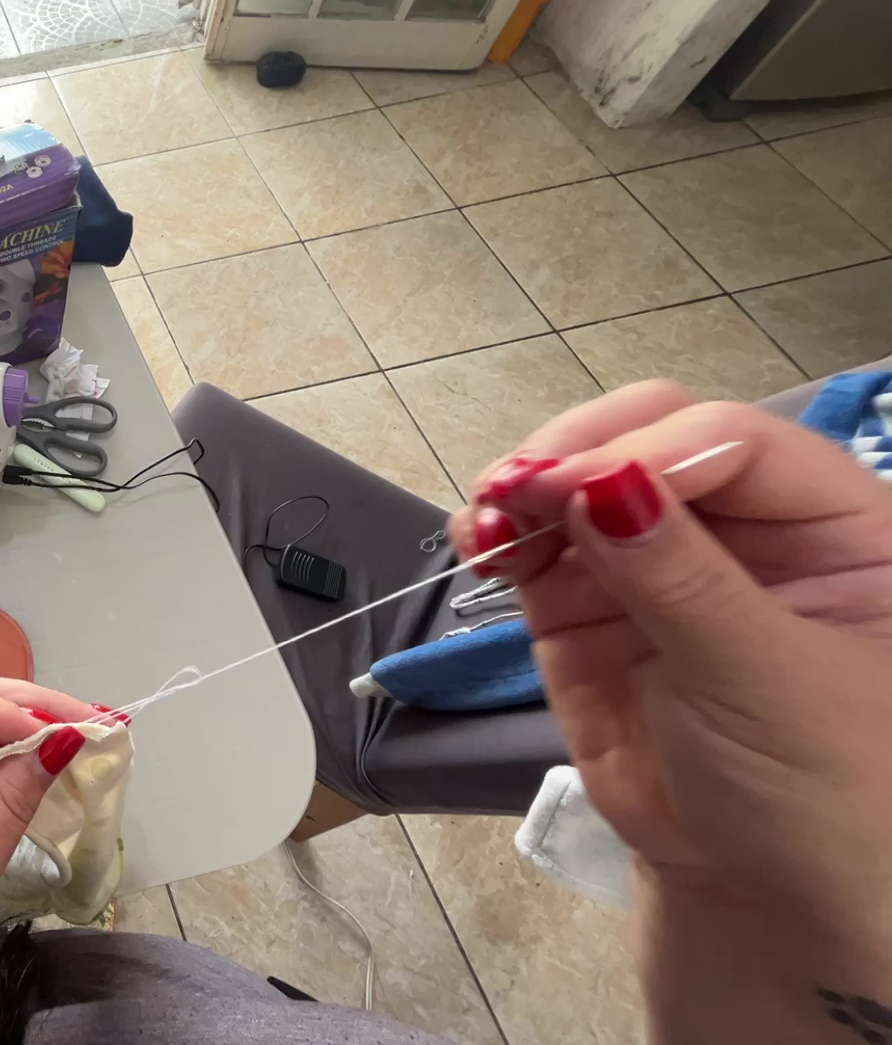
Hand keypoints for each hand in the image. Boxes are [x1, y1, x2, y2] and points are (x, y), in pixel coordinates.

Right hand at [446, 382, 891, 1034]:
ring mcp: (642, 561)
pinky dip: (490, 531)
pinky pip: (525, 540)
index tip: (569, 493)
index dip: (644, 452)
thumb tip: (597, 482)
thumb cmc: (826, 792)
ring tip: (484, 527)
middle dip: (572, 451)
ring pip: (570, 480)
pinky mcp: (574, 597)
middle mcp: (733, 529)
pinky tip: (477, 545)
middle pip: (643, 434)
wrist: (750, 879)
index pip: (729, 443)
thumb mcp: (769, 680)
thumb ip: (681, 577)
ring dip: (516, 488)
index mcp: (834, 530)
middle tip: (511, 489)